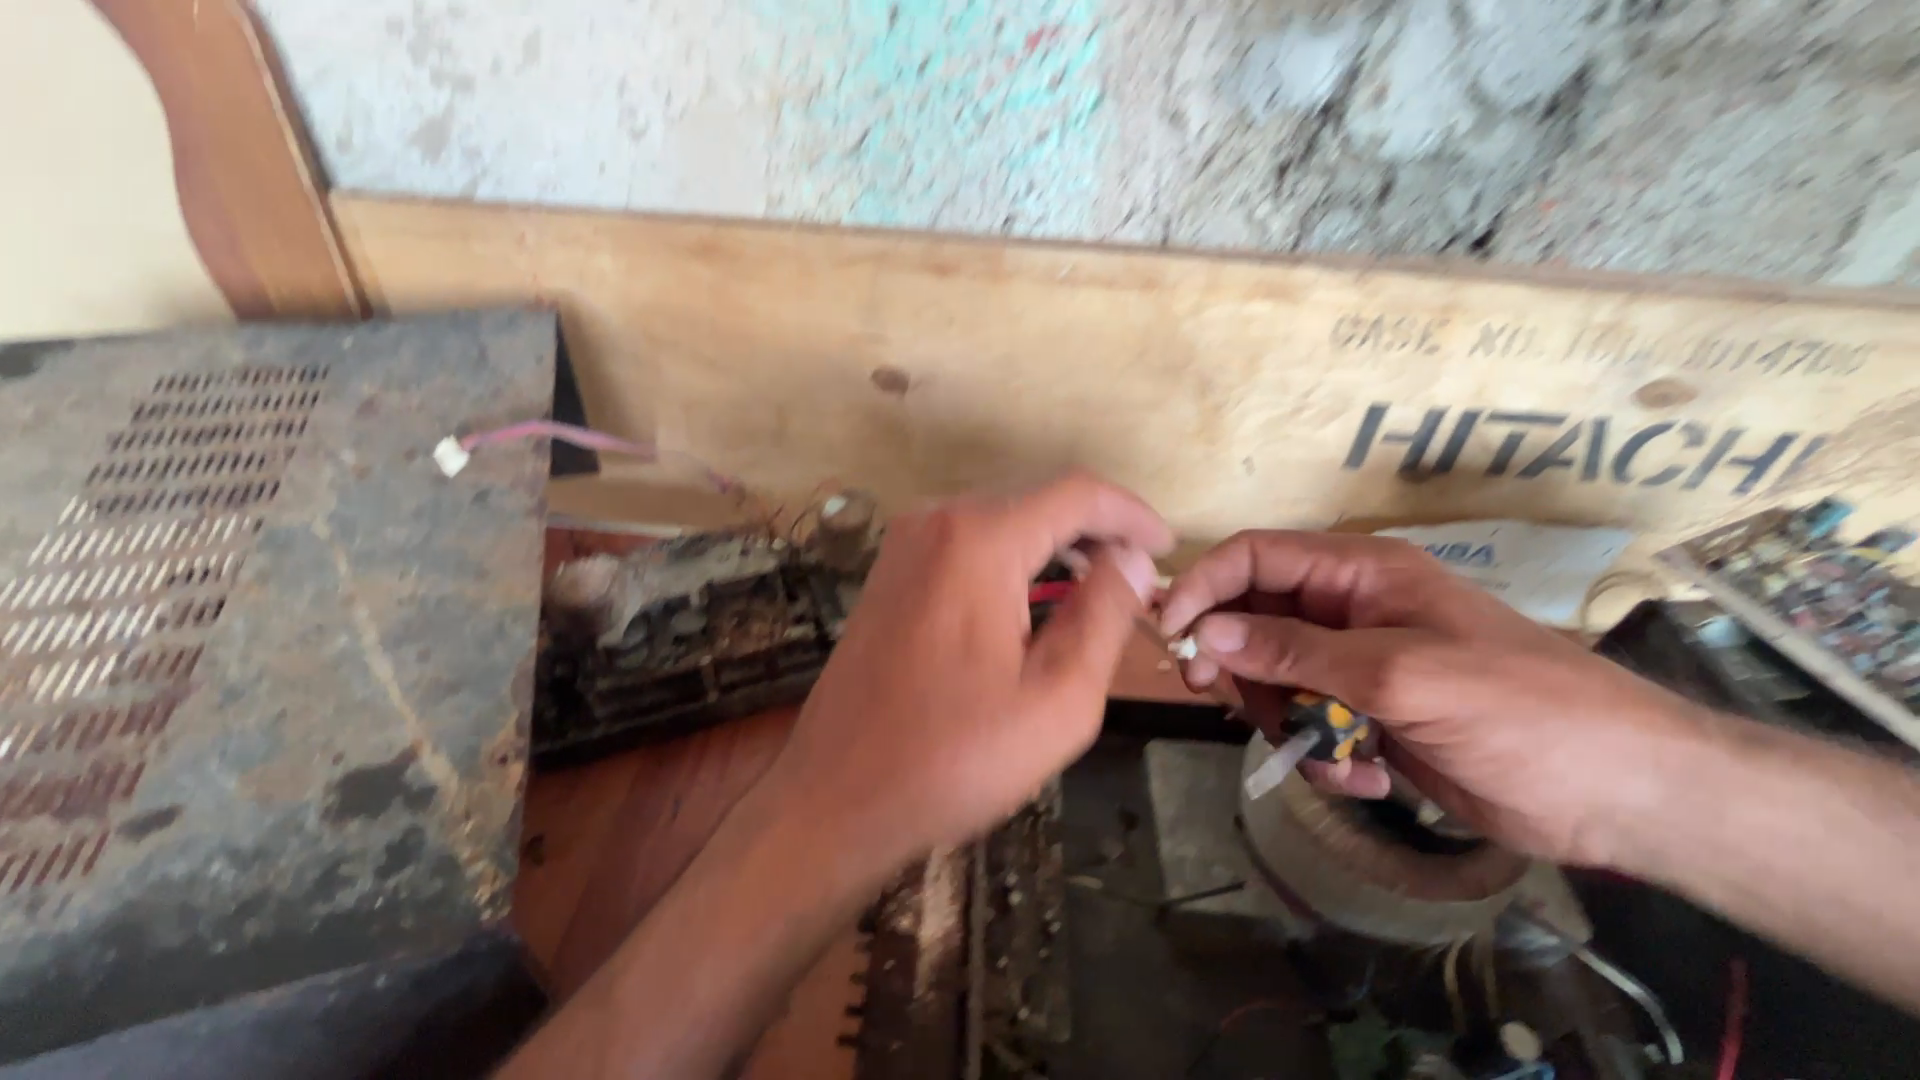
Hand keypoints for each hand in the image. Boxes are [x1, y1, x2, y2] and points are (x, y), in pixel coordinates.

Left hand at [765, 472, 1172, 874]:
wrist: (837, 798)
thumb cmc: (953, 759)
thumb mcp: (1057, 698)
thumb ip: (1103, 615)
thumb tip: (1130, 559)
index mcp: (978, 539)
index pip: (1076, 492)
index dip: (1132, 514)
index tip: (1166, 550)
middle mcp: (935, 521)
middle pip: (1037, 499)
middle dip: (1096, 532)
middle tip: (1138, 581)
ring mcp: (905, 545)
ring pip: (1002, 520)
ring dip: (1055, 546)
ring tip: (1099, 593)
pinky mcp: (891, 574)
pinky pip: (967, 545)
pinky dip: (1012, 561)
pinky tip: (1035, 602)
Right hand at [1159, 530, 1707, 866]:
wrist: (1620, 793)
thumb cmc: (1520, 709)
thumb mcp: (1400, 673)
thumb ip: (1298, 651)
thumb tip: (1207, 631)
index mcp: (1362, 575)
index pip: (1256, 557)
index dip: (1205, 586)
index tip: (1170, 634)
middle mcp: (1351, 613)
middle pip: (1253, 620)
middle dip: (1236, 663)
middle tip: (1223, 698)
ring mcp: (1358, 669)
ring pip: (1273, 680)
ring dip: (1283, 720)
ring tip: (1324, 752)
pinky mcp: (1369, 720)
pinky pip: (1307, 727)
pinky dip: (1322, 757)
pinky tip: (1365, 779)